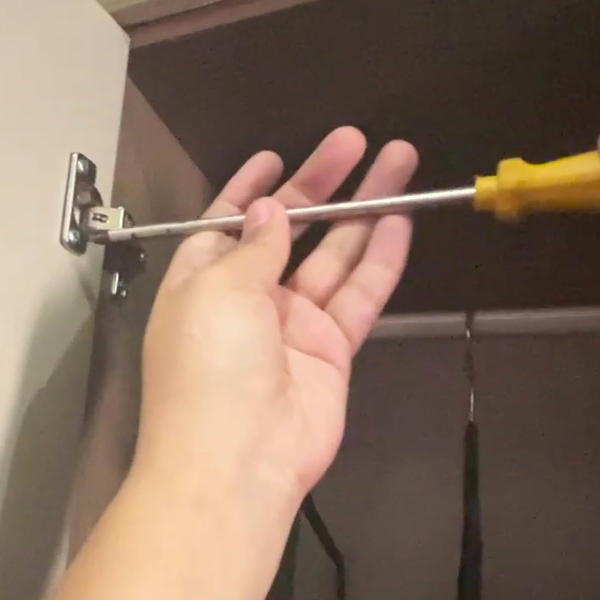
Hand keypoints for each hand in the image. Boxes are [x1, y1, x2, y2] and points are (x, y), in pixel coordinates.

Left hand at [132, 129, 418, 528]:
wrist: (236, 459)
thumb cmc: (208, 366)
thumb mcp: (217, 289)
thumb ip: (252, 245)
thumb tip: (269, 209)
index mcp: (199, 284)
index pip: (224, 226)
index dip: (247, 190)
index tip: (275, 155)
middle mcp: (243, 302)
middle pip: (285, 233)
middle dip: (318, 186)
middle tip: (356, 140)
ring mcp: (289, 328)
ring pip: (331, 258)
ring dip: (362, 210)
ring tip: (399, 160)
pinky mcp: (329, 353)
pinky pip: (357, 297)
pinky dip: (379, 260)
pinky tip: (400, 220)